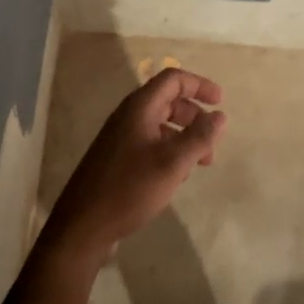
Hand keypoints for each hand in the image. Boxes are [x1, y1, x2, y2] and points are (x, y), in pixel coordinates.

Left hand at [42, 67, 227, 259]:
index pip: (173, 79)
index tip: (220, 102)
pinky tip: (176, 176)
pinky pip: (149, 142)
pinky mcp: (117, 158)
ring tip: (199, 164)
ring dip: (183, 137)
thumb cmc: (129, 188)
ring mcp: (120, 137)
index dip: (198, 85)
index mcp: (139, 107)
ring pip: (160, 124)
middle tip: (212, 142)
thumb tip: (220, 115)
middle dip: (194, 116)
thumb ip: (199, 137)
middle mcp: (129, 116)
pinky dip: (169, 150)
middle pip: (168, 101)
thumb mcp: (172, 163)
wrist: (83, 224)